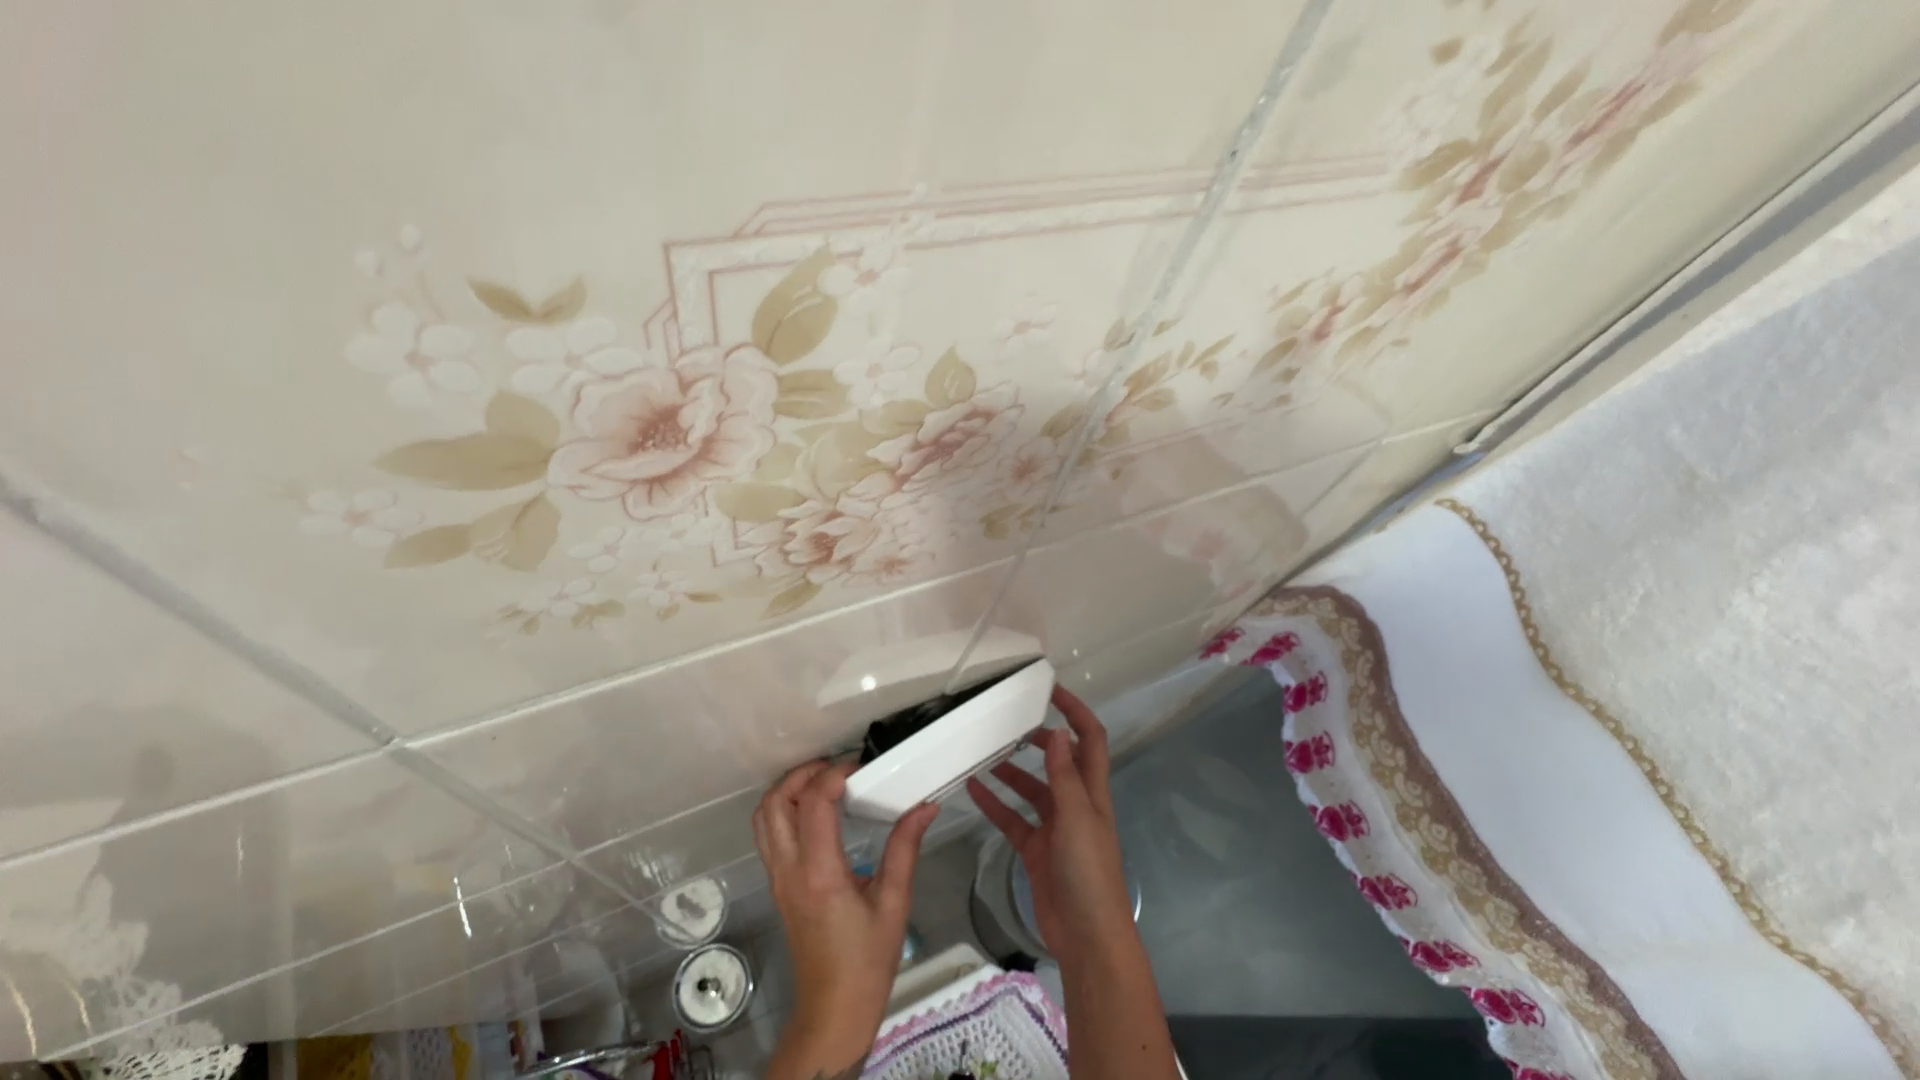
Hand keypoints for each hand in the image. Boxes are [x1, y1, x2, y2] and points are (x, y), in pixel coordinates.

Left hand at [755, 760, 939, 1078]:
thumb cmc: (868, 960)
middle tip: (837, 768)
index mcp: (820, 872)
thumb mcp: (895, 903)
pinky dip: (784, 810)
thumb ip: (905, 848)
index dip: (833, 773)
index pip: (813, 803)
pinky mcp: (778, 886)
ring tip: (824, 783)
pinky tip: (815, 812)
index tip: (861, 766)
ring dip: (787, 790)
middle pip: (775, 802)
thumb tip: (925, 807)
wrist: (835, 1007)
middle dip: (802, 774)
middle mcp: (790, 870)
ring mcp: (778, 878)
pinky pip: (768, 835)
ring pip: (764, 817)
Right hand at [967, 686, 1132, 965]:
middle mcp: (1075, 804)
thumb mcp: (1077, 818)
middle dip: (1040, 738)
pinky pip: (1012, 819)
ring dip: (1011, 771)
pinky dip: (994, 804)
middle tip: (1009, 722)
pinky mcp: (1036, 849)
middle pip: (1059, 761)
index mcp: (1092, 792)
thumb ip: (1065, 776)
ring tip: (984, 753)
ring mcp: (1055, 828)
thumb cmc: (1088, 872)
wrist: (1086, 934)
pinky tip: (972, 790)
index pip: (1090, 740)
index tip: (1052, 690)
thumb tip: (1059, 732)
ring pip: (1031, 789)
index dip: (1076, 712)